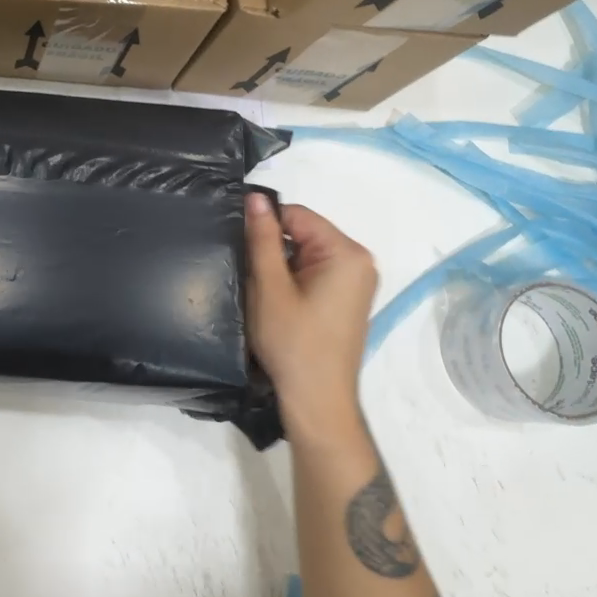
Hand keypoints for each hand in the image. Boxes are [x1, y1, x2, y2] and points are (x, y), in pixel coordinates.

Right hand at [244, 194, 379, 445]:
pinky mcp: (347, 301)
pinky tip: (274, 302)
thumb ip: (263, 239)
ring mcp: (356, 283)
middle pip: (305, 234)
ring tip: (258, 289)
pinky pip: (315, 274)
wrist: (316, 398)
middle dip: (274, 248)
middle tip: (246, 271)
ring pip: (306, 255)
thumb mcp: (269, 286)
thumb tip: (255, 198)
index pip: (298, 216)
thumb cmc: (292, 341)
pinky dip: (292, 281)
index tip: (237, 243)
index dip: (265, 225)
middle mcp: (359, 262)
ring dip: (280, 266)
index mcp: (346, 253)